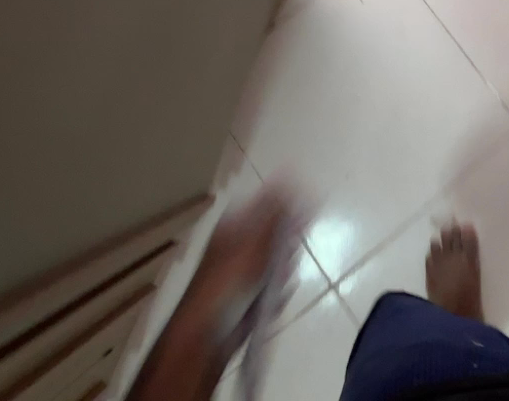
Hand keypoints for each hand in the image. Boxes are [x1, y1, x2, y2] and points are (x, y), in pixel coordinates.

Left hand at [175, 184, 303, 357]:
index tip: (302, 222)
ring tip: (269, 289)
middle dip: (286, 250)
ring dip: (281, 275)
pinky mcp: (251, 291)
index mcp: (237, 221)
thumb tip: (291, 173)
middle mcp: (242, 240)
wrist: (206, 335)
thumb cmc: (226, 283)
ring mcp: (246, 267)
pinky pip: (275, 285)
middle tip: (280, 264)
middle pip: (280, 233)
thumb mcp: (254, 241)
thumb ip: (276, 211)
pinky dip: (274, 295)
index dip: (289, 209)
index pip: (271, 200)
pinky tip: (265, 305)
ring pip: (281, 261)